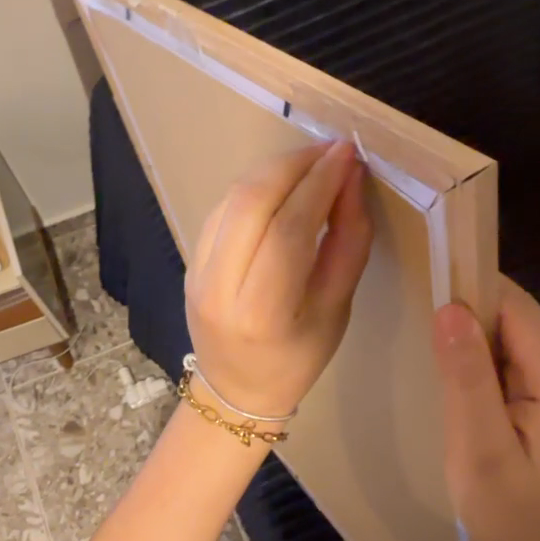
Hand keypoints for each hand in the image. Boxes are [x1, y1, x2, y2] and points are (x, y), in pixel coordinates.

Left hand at [185, 140, 372, 418]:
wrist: (236, 389)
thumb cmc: (297, 358)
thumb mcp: (337, 309)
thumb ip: (348, 242)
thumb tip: (351, 179)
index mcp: (261, 313)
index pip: (288, 228)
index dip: (320, 183)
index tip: (348, 153)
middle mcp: (219, 289)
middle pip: (250, 202)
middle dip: (293, 164)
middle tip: (330, 151)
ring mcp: (196, 274)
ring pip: (231, 199)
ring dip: (272, 170)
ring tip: (310, 163)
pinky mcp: (188, 262)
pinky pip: (221, 209)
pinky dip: (253, 188)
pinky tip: (280, 185)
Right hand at [433, 278, 539, 540]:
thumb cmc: (508, 511)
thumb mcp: (478, 449)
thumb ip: (466, 379)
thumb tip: (450, 309)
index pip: (515, 308)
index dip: (470, 293)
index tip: (423, 294)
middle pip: (515, 316)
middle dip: (468, 318)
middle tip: (422, 342)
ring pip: (512, 334)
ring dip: (473, 341)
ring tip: (437, 366)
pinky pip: (514, 356)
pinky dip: (484, 360)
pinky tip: (462, 387)